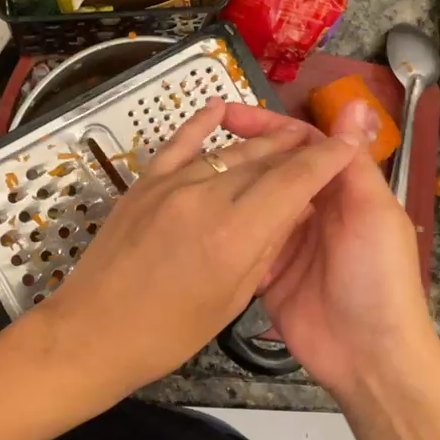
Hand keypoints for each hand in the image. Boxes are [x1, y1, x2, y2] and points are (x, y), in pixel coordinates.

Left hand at [21, 99, 362, 395]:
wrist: (93, 331)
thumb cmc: (167, 333)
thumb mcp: (231, 299)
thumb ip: (265, 247)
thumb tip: (294, 208)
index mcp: (234, 234)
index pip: (294, 181)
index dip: (325, 160)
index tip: (346, 146)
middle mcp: (206, 197)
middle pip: (263, 160)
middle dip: (296, 150)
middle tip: (318, 145)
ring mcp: (171, 185)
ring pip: (229, 151)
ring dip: (261, 142)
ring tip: (286, 136)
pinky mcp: (144, 182)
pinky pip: (179, 143)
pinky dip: (202, 122)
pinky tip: (221, 106)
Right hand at [223, 101, 437, 396]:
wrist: (369, 357)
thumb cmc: (377, 279)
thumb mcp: (373, 213)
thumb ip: (354, 163)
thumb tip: (356, 104)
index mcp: (343, 192)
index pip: (303, 146)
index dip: (270, 127)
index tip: (230, 116)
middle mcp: (315, 212)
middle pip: (275, 172)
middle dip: (244, 155)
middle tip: (202, 146)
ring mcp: (289, 245)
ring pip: (255, 205)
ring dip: (231, 190)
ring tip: (193, 177)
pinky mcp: (269, 275)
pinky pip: (245, 244)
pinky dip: (228, 231)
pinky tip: (200, 219)